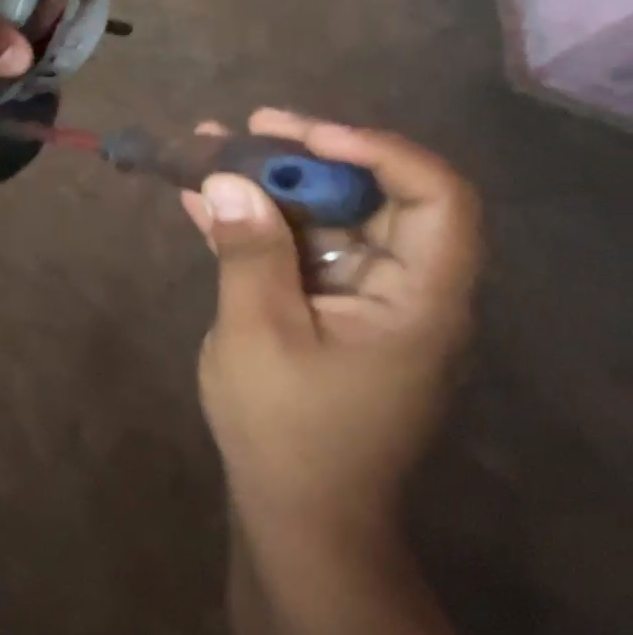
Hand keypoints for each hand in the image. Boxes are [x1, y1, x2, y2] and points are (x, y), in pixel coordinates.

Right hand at [181, 110, 481, 535]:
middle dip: (305, 159)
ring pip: (325, 222)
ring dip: (267, 188)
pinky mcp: (322, 312)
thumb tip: (222, 179)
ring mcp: (360, 300)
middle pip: (374, 200)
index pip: (434, 197)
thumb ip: (247, 254)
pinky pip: (293, 254)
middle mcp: (403, 288)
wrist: (298, 504)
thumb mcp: (259, 335)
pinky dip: (251, 227)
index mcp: (420, 297)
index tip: (295, 134)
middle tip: (240, 130)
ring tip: (204, 150)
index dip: (374, 151)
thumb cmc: (288, 425)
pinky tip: (199, 203)